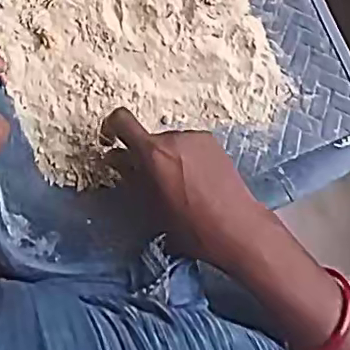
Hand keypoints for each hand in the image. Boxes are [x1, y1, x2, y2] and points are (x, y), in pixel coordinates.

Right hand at [102, 107, 281, 274]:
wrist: (238, 228)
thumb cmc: (192, 227)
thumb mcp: (151, 208)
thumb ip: (130, 178)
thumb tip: (116, 159)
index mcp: (153, 153)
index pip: (121, 120)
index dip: (110, 127)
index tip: (110, 141)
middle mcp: (173, 137)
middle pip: (149, 139)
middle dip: (146, 157)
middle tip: (153, 183)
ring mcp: (194, 137)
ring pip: (169, 143)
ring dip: (168, 158)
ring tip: (181, 187)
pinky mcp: (211, 141)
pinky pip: (188, 145)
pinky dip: (186, 157)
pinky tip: (198, 182)